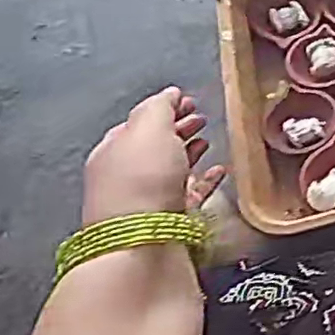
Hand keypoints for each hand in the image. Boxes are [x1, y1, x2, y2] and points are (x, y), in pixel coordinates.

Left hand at [81, 87, 215, 225]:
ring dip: (189, 151)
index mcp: (114, 149)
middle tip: (201, 117)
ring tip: (208, 139)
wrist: (144, 240)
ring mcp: (150, 196)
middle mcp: (128, 173)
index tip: (188, 100)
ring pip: (173, 167)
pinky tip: (219, 170)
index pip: (139, 123)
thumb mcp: (149, 130)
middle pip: (156, 145)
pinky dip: (205, 178)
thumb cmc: (142, 178)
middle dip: (177, 129)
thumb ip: (159, 108)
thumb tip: (169, 94)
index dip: (164, 109)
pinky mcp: (172, 217)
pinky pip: (192, 191)